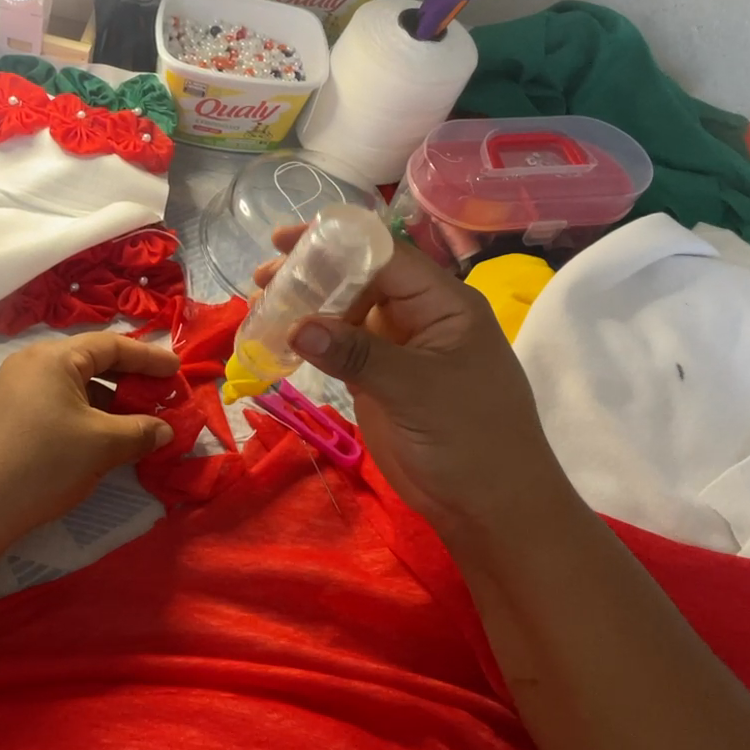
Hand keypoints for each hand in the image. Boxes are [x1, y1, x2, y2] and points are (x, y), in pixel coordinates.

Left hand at [0, 332, 180, 541]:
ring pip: (74, 385)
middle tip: (161, 396)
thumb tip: (165, 430)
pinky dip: (85, 413)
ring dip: (108, 400)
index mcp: (54, 357)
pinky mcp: (7, 414)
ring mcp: (15, 388)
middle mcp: (32, 362)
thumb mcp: (101, 445)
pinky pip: (57, 402)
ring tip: (137, 421)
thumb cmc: (43, 463)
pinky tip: (101, 436)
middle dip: (129, 379)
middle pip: (91, 361)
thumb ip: (140, 431)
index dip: (148, 357)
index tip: (177, 370)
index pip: (111, 345)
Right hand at [256, 226, 580, 539]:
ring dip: (305, 304)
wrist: (489, 508)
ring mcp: (397, 347)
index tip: (286, 240)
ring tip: (260, 302)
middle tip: (263, 276)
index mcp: (443, 304)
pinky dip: (309, 338)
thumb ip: (357, 354)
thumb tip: (296, 327)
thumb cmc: (470, 441)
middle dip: (312, 272)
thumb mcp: (417, 391)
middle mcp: (419, 316)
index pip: (385, 257)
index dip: (336, 244)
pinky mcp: (378, 376)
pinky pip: (339, 345)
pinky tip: (277, 336)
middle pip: (359, 278)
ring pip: (345, 310)